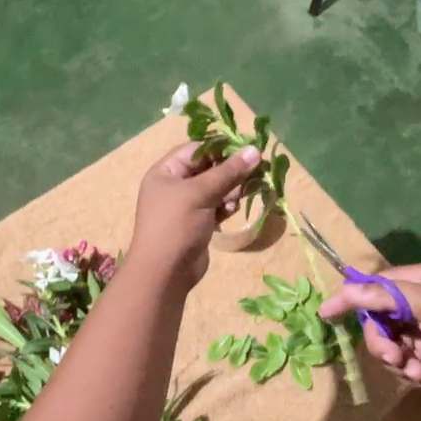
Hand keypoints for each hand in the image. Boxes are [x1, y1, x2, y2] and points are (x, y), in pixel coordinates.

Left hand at [128, 143, 260, 287]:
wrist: (165, 272)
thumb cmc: (176, 225)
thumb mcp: (201, 194)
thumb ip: (228, 172)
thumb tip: (255, 150)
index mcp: (166, 172)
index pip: (196, 150)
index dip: (221, 149)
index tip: (246, 151)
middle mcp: (175, 185)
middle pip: (208, 168)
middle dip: (230, 172)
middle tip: (252, 175)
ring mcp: (187, 205)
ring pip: (216, 188)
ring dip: (231, 190)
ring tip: (238, 198)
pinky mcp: (198, 222)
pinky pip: (217, 205)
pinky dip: (227, 205)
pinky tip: (232, 210)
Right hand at [319, 264, 420, 391]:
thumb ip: (385, 296)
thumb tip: (346, 290)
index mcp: (419, 280)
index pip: (375, 284)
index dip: (352, 298)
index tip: (328, 313)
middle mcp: (417, 300)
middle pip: (377, 316)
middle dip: (380, 338)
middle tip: (391, 355)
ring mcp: (419, 326)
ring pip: (386, 339)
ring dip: (393, 356)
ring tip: (410, 367)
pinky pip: (399, 356)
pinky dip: (406, 366)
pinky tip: (420, 373)